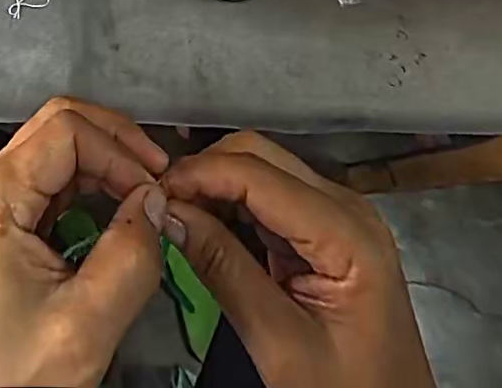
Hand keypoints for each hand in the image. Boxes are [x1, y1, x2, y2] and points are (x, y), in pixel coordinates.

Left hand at [0, 98, 174, 387]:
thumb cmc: (8, 382)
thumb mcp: (84, 325)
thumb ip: (131, 256)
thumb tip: (156, 201)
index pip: (71, 130)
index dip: (119, 152)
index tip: (149, 187)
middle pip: (64, 121)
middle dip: (118, 139)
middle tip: (155, 168)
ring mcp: (1, 199)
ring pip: (65, 141)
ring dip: (111, 156)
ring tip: (144, 187)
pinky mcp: (13, 218)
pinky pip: (62, 173)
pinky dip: (99, 177)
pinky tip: (120, 204)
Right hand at [161, 132, 434, 387]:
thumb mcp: (280, 346)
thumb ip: (225, 271)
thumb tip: (171, 214)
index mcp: (346, 230)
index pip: (259, 173)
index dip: (202, 173)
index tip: (156, 193)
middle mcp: (345, 204)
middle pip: (262, 156)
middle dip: (206, 171)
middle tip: (161, 204)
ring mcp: (337, 212)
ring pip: (263, 168)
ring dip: (216, 183)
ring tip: (175, 214)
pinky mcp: (325, 226)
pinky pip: (271, 196)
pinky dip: (233, 202)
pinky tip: (205, 222)